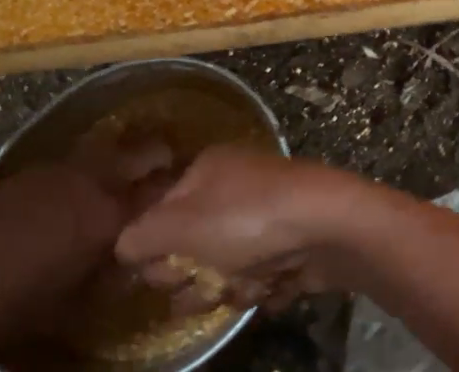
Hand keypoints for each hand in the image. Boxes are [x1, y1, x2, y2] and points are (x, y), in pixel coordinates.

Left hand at [0, 136, 172, 348]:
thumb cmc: (9, 301)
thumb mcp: (70, 306)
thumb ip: (113, 280)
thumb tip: (139, 266)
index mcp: (112, 215)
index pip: (168, 189)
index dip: (187, 192)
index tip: (193, 201)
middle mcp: (98, 180)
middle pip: (150, 149)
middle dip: (164, 161)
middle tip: (164, 181)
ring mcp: (67, 168)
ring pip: (115, 149)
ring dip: (127, 162)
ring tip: (122, 188)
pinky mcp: (39, 167)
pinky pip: (82, 160)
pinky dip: (92, 171)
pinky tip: (76, 198)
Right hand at [114, 148, 377, 310]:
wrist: (332, 225)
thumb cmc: (249, 219)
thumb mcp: (178, 224)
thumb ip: (138, 237)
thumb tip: (126, 247)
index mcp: (208, 170)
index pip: (159, 215)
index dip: (157, 250)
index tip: (169, 267)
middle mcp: (236, 188)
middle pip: (192, 248)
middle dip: (196, 276)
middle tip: (211, 278)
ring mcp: (267, 216)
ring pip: (226, 270)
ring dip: (231, 287)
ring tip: (251, 281)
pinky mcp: (293, 244)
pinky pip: (263, 277)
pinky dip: (266, 286)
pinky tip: (278, 282)